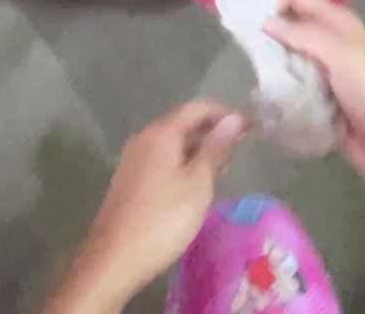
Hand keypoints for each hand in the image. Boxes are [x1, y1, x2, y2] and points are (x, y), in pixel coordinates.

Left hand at [54, 101, 246, 310]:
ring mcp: (134, 156)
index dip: (226, 114)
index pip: (198, 107)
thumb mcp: (198, 184)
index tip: (250, 129)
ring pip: (173, 142)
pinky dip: (182, 162)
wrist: (114, 257)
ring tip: (220, 170)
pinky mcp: (130, 177)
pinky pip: (162, 158)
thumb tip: (235, 118)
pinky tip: (193, 185)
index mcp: (163, 132)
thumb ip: (217, 148)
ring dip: (198, 149)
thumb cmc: (163, 219)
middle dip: (212, 132)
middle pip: (184, 122)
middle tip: (238, 152)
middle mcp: (145, 136)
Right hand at [263, 0, 364, 198]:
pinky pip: (290, 83)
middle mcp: (327, 40)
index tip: (246, 18)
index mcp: (336, 21)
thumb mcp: (342, 56)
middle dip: (264, 30)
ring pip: (285, 54)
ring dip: (269, 61)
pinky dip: (277, 85)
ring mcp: (323, 70)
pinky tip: (264, 95)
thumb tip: (265, 22)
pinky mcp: (318, 97)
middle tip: (242, 47)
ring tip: (252, 73)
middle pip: (287, 23)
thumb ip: (304, 34)